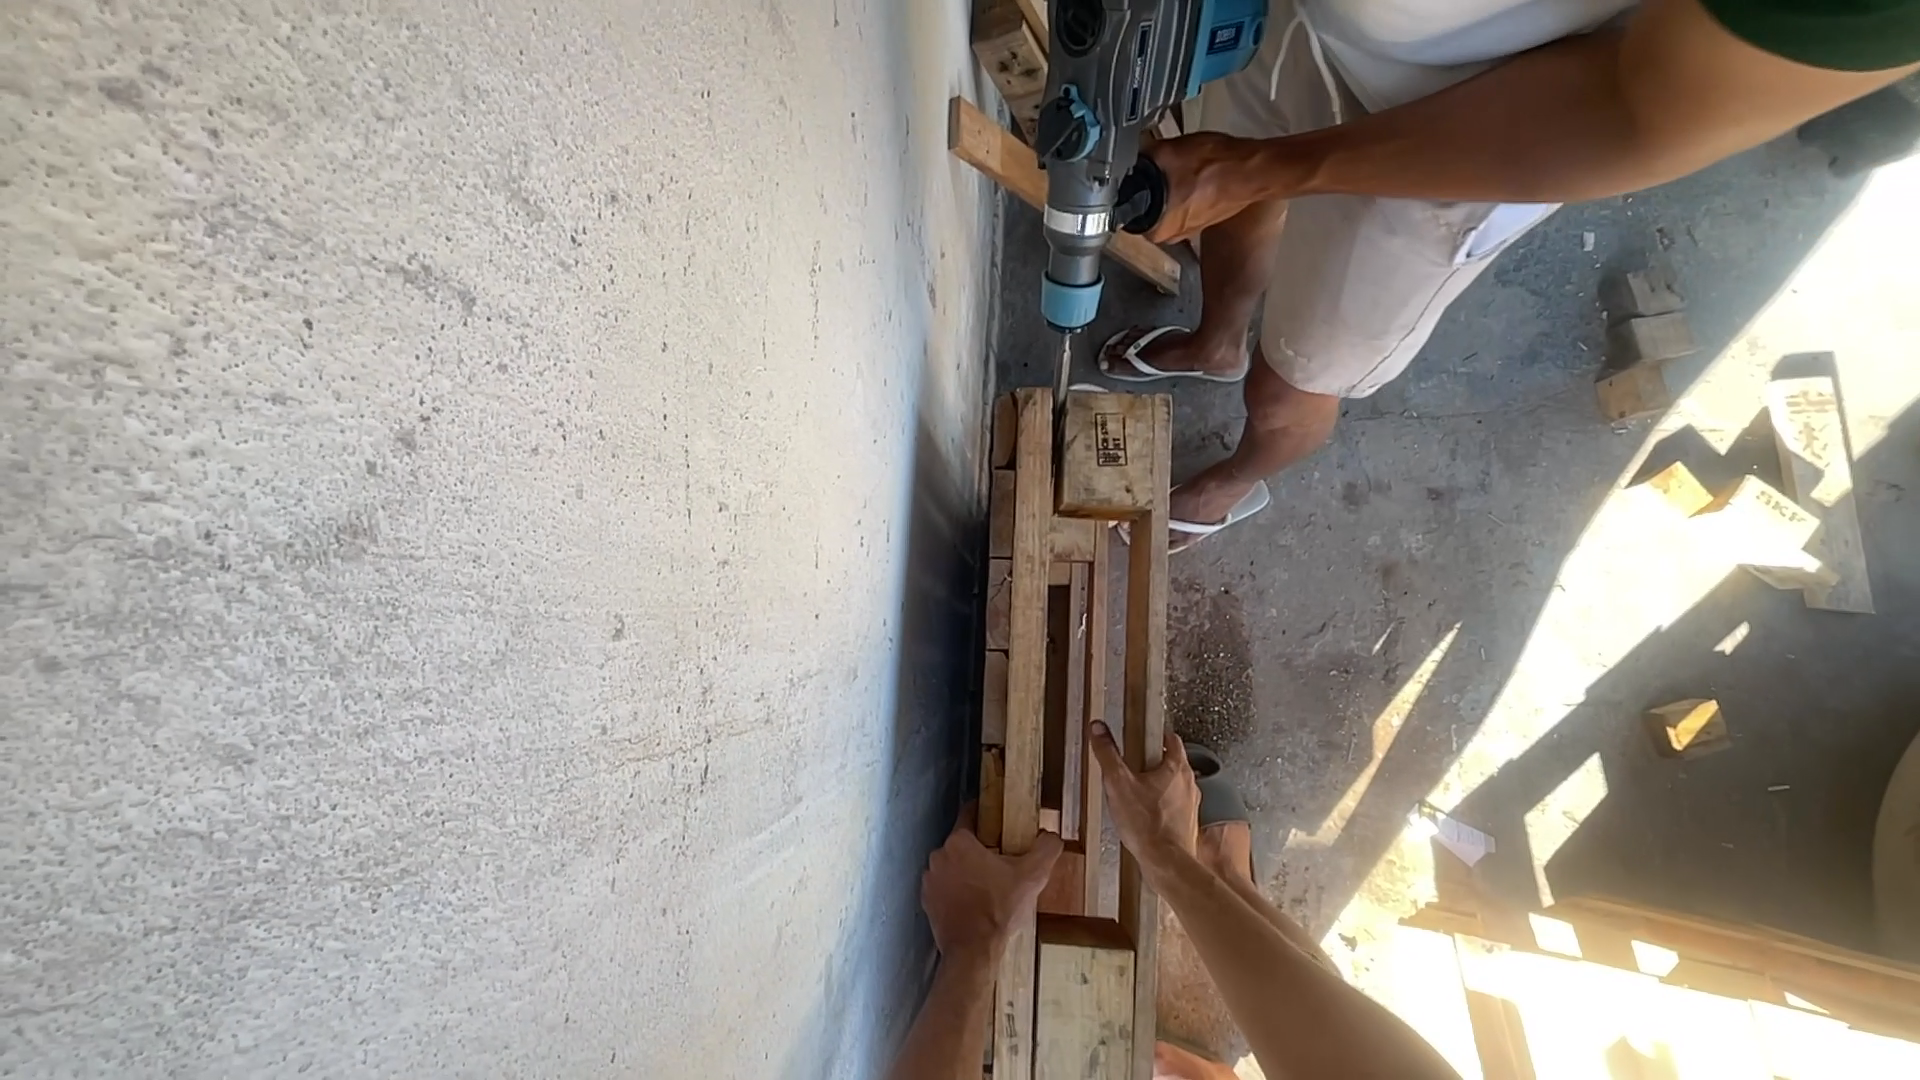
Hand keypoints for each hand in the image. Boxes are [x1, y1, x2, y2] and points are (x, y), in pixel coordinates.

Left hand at [920, 806, 1062, 959]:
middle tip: (999, 864)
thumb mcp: (1032, 877)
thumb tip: (1051, 836)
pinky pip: (943, 886)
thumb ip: (1046, 849)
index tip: (998, 824)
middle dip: (978, 849)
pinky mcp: (926, 900)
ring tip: (987, 887)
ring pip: (952, 864)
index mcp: (959, 841)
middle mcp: (939, 854)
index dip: (986, 816)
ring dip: (965, 871)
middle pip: (962, 843)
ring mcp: (929, 879)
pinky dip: (954, 891)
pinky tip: (972, 903)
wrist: (973, 952)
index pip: (970, 814)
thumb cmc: (1000, 910)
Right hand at [1088, 721, 1200, 872]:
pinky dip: (1162, 805)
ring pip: (1175, 785)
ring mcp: (1190, 805)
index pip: (1172, 738)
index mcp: (1176, 767)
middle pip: (1173, 761)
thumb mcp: (1118, 782)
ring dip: (1159, 783)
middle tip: (1133, 762)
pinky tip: (1145, 813)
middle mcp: (1189, 784)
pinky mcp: (1187, 824)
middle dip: (1154, 760)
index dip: (1157, 734)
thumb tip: (1098, 728)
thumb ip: (1107, 753)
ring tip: (1136, 789)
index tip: (1144, 734)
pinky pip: (1174, 806)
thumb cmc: (1146, 824)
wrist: (1165, 863)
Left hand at [1141, 133, 1302, 243]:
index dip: (1129, 188)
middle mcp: (1170, 237)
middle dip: (1150, 186)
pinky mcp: (1204, 220)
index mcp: (1155, 230)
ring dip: (1169, 188)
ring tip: (1178, 167)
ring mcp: (1189, 230)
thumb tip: (1131, 150)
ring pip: (1167, 205)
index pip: (1128, 210)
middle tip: (1157, 164)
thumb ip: (1144, 154)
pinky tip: (1193, 174)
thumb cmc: (1213, 166)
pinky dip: (1186, 190)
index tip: (1132, 173)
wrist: (1253, 170)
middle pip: (1147, 207)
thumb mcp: (1167, 151)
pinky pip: (1186, 204)